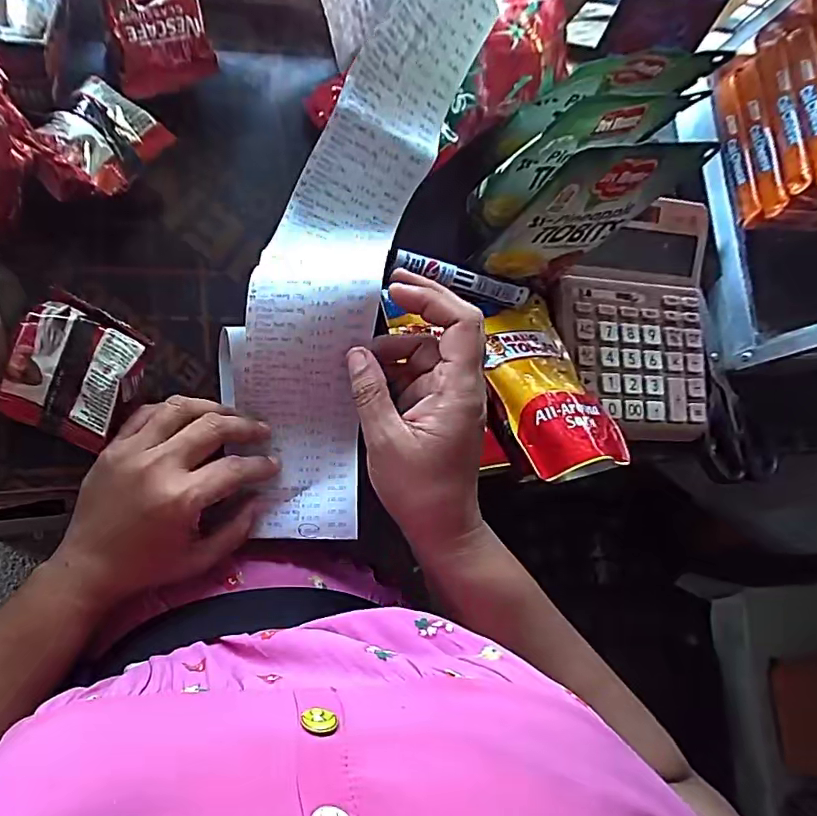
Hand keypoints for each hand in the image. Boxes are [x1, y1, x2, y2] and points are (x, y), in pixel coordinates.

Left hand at [48, 396, 278, 607]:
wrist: (88, 565)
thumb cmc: (146, 568)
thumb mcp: (198, 561)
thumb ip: (234, 531)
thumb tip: (257, 499)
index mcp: (182, 498)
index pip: (233, 468)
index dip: (260, 465)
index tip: (272, 464)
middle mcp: (159, 465)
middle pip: (212, 427)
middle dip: (245, 426)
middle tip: (261, 431)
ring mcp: (132, 451)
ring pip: (180, 408)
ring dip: (212, 407)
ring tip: (229, 415)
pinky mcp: (113, 447)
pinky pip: (147, 413)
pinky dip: (172, 409)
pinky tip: (188, 416)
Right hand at [348, 269, 487, 556]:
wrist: (441, 526)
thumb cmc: (420, 490)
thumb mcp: (385, 439)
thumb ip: (370, 392)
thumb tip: (355, 355)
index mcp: (458, 390)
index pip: (461, 324)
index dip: (433, 298)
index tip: (397, 289)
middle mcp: (459, 387)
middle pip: (439, 335)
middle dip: (406, 320)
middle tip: (372, 304)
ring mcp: (447, 398)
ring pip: (423, 357)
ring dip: (391, 353)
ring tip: (356, 361)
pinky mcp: (435, 411)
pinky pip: (414, 379)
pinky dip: (390, 375)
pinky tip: (364, 379)